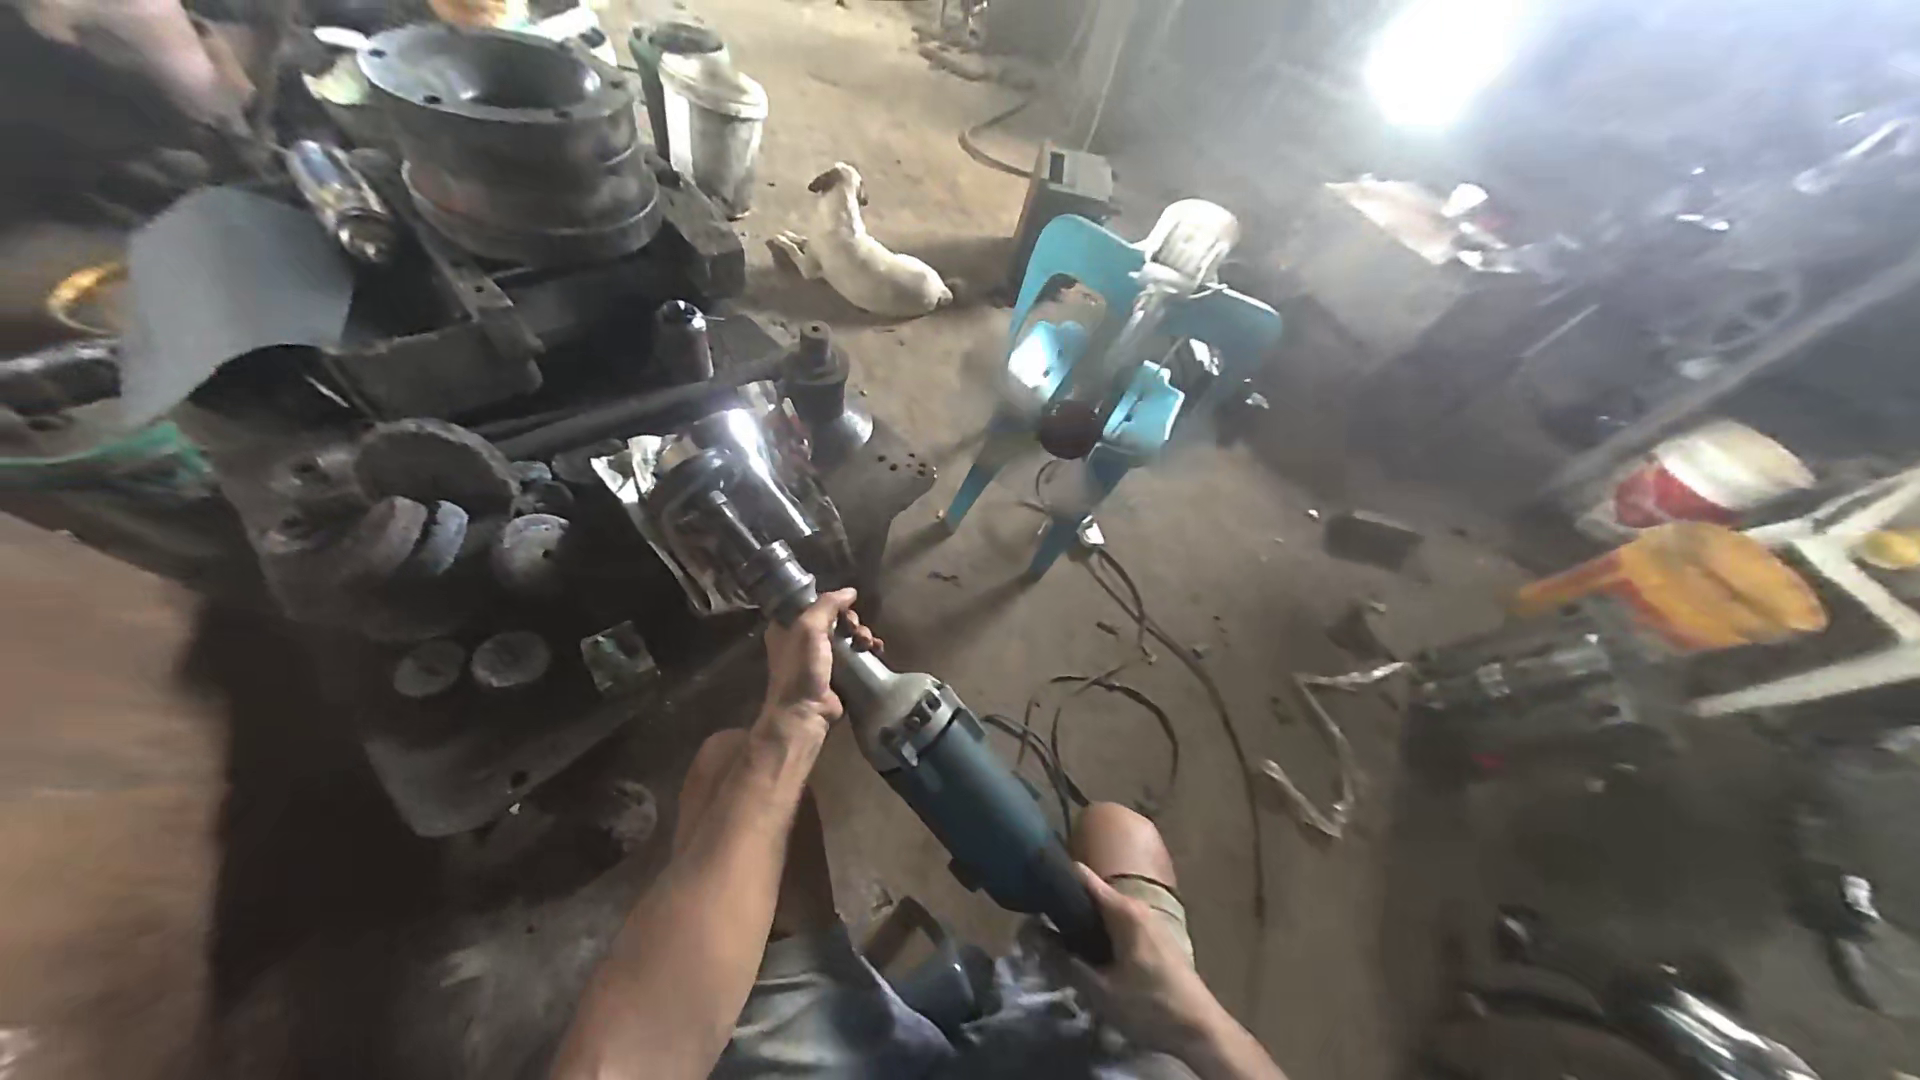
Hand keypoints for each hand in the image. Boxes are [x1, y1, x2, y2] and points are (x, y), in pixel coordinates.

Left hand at [759, 589, 880, 735]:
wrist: (805, 712)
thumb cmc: (801, 668)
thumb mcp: (809, 627)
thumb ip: (828, 604)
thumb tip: (851, 591)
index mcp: (787, 627)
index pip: (813, 604)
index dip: (831, 603)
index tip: (844, 607)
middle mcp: (802, 640)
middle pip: (835, 619)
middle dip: (851, 621)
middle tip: (855, 630)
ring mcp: (820, 658)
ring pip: (847, 635)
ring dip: (862, 634)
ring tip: (867, 643)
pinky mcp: (837, 673)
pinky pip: (855, 653)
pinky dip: (867, 649)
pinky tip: (875, 650)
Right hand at [1042, 863, 1226, 1055]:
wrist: (1202, 1031)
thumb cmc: (1150, 1006)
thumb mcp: (1101, 991)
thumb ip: (1065, 962)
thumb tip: (1034, 937)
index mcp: (1122, 909)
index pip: (1082, 875)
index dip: (1056, 878)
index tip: (1034, 891)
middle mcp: (1136, 905)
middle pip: (1093, 892)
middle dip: (1068, 907)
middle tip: (1044, 926)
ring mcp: (1149, 919)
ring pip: (1107, 910)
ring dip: (1086, 923)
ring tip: (1064, 942)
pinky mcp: (1156, 937)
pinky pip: (1121, 923)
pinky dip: (1103, 932)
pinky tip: (1095, 956)